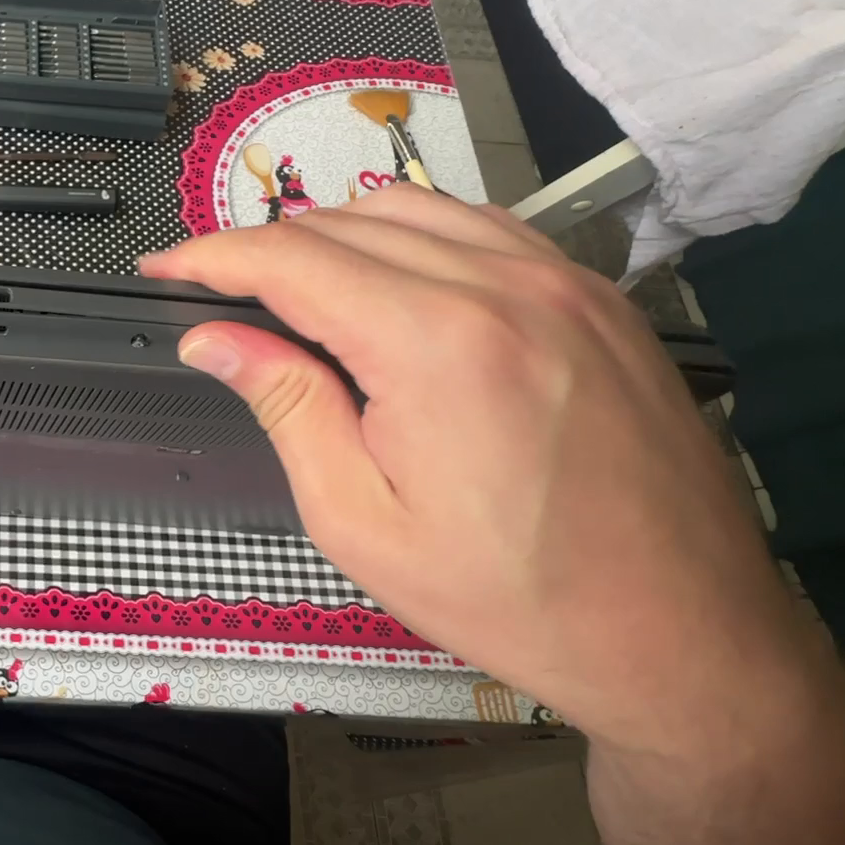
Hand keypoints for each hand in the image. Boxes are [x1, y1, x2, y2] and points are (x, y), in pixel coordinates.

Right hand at [141, 187, 830, 754]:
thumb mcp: (356, 516)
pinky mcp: (594, 297)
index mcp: (434, 345)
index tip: (163, 268)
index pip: (287, 259)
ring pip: (406, 207)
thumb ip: (284, 404)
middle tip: (212, 289)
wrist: (681, 638)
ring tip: (283, 281)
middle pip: (340, 223)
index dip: (208, 255)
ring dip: (325, 233)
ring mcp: (562, 283)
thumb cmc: (507, 593)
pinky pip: (475, 224)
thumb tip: (211, 341)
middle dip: (258, 247)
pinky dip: (403, 231)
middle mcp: (504, 289)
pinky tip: (380, 271)